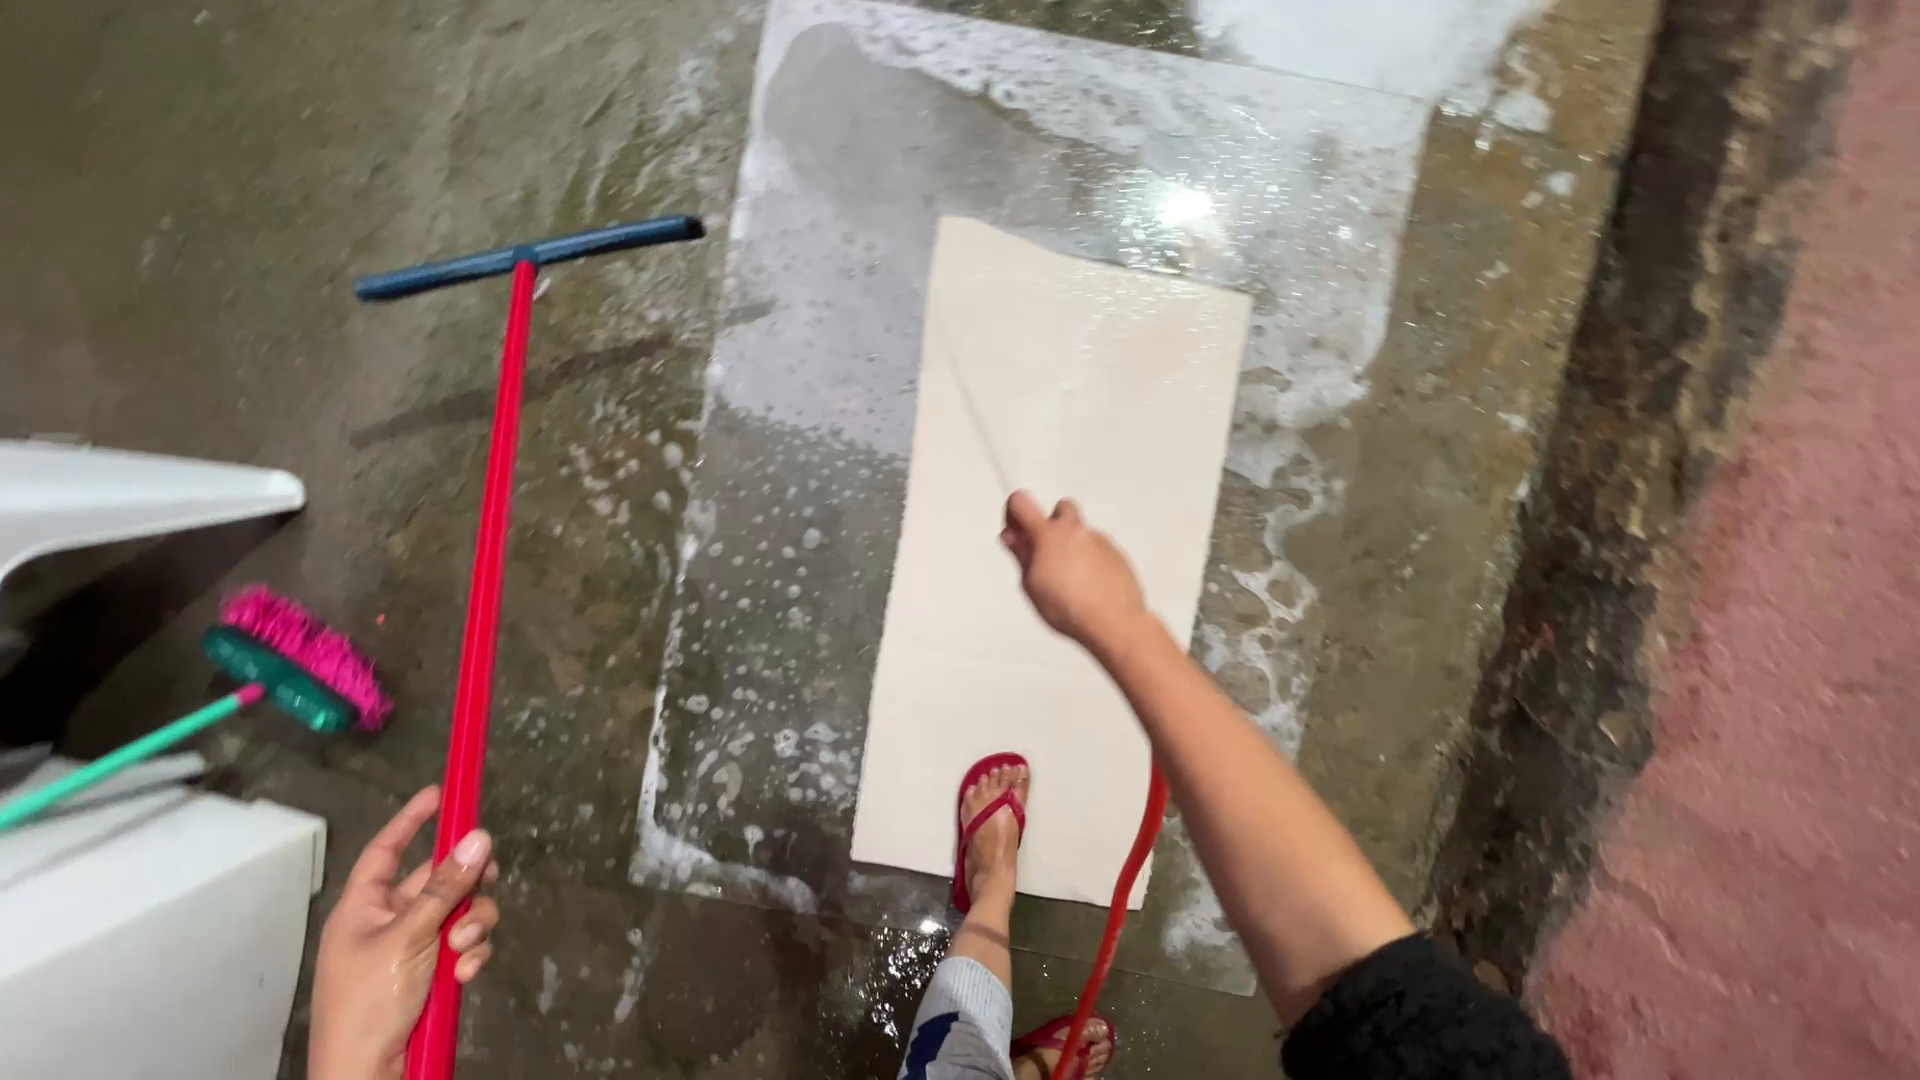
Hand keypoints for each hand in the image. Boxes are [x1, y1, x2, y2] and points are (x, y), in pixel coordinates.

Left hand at [309, 786, 500, 1079]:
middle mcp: (388, 922)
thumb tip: (479, 835)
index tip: (440, 794)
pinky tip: (464, 974)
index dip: (410, 821)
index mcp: (364, 910)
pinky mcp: (433, 972)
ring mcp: (412, 948)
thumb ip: (446, 887)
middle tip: (485, 881)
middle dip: (466, 884)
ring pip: (461, 911)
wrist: (369, 1077)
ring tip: (464, 948)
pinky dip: (471, 954)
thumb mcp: (410, 938)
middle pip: (439, 879)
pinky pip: (465, 944)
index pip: (386, 851)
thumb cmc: (370, 1003)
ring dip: (473, 924)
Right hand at [1000, 490, 1154, 651]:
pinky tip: (1090, 585)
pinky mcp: (1118, 553)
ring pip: (1081, 532)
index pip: (1021, 501)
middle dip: (1051, 525)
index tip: (1017, 536)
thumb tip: (1012, 535)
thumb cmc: (1066, 608)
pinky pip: (1098, 548)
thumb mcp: (1032, 586)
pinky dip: (1091, 559)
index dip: (1014, 514)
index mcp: (1048, 534)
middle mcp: (1076, 529)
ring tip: (1071, 580)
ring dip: (1073, 545)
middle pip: (1061, 508)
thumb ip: (1021, 555)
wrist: (1115, 622)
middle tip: (1048, 555)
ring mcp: (1100, 539)